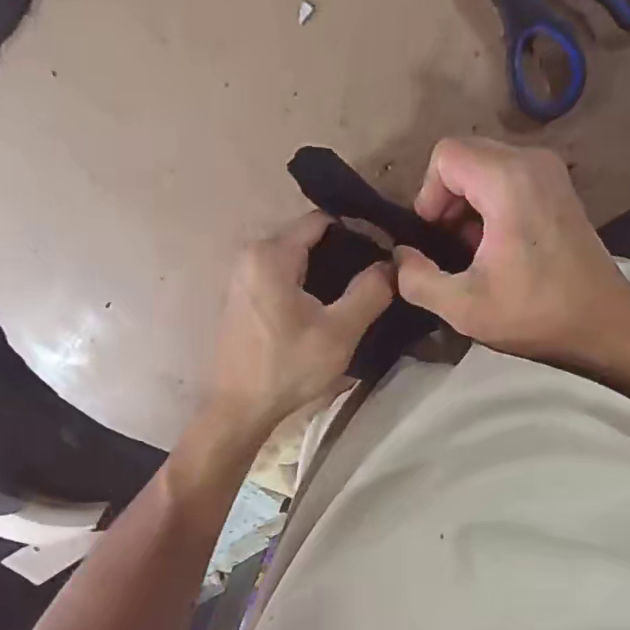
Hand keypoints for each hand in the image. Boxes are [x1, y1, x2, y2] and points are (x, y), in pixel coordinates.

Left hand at [205, 212, 393, 434]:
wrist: (238, 409)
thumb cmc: (287, 368)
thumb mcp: (339, 332)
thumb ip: (370, 292)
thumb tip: (391, 264)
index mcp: (270, 254)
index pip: (321, 221)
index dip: (356, 231)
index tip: (382, 252)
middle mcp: (249, 256)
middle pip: (305, 240)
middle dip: (340, 254)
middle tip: (372, 278)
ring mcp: (240, 278)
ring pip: (292, 261)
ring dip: (321, 273)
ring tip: (352, 295)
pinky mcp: (238, 300)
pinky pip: (277, 279)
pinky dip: (301, 287)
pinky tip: (320, 310)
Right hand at [396, 137, 629, 371]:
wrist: (602, 324)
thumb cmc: (534, 314)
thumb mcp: (462, 306)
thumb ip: (416, 278)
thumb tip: (399, 257)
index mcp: (509, 181)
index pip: (446, 155)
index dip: (428, 195)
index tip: (432, 238)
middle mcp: (532, 162)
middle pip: (465, 156)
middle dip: (444, 199)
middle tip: (447, 248)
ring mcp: (550, 172)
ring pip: (484, 167)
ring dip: (465, 205)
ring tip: (469, 253)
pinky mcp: (557, 189)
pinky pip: (506, 178)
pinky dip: (488, 206)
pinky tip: (492, 249)